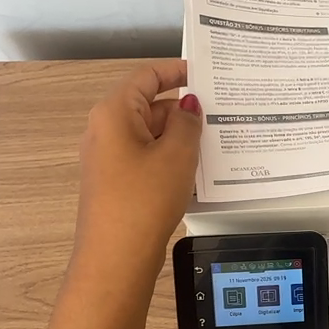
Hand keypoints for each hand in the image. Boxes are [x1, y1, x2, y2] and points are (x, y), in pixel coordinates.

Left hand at [74, 60, 202, 259]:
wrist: (116, 257)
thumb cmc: (144, 199)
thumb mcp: (177, 155)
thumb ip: (187, 123)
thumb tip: (189, 106)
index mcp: (114, 112)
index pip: (147, 76)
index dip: (177, 71)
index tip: (208, 74)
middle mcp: (106, 129)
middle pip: (149, 105)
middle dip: (184, 109)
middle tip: (223, 114)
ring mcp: (109, 157)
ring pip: (151, 133)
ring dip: (180, 136)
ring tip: (217, 142)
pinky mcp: (116, 181)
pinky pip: (147, 156)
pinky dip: (170, 156)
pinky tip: (196, 170)